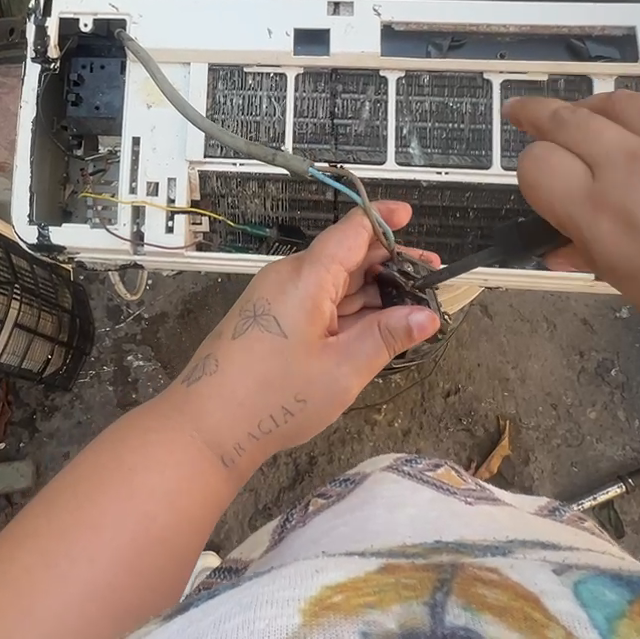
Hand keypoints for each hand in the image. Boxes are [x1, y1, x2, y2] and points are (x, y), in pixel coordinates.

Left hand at [151, 201, 441, 480]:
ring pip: (333, 280)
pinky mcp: (272, 317)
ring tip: (412, 302)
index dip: (382, 219)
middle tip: (431, 275)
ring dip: (371, 288)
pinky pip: (317, 300)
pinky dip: (348, 306)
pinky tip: (374, 323)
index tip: (410, 214)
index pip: (351, 231)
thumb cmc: (276, 395)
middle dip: (388, 261)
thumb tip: (427, 315)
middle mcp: (290, 276)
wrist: (208, 425)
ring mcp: (278, 296)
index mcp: (307, 276)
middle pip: (345, 255)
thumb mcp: (343, 368)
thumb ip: (387, 336)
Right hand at [504, 91, 639, 408]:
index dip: (534, 175)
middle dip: (536, 116)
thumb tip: (570, 244)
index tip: (542, 191)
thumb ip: (605, 260)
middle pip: (566, 118)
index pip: (537, 166)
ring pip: (619, 103)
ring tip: (584, 117)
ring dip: (592, 109)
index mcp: (610, 221)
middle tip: (521, 115)